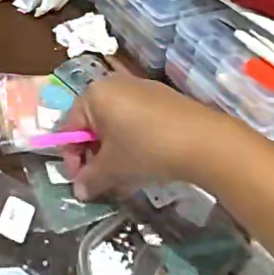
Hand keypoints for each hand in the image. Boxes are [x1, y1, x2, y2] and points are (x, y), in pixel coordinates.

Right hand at [58, 72, 250, 200]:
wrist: (203, 140)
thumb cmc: (146, 148)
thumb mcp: (114, 168)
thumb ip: (91, 178)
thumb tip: (79, 190)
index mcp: (93, 95)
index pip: (69, 127)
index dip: (71, 159)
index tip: (82, 183)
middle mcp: (112, 84)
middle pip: (92, 123)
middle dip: (95, 155)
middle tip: (103, 181)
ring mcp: (138, 87)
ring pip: (115, 122)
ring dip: (114, 150)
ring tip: (126, 176)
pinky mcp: (160, 96)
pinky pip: (135, 118)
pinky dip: (133, 139)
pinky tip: (146, 161)